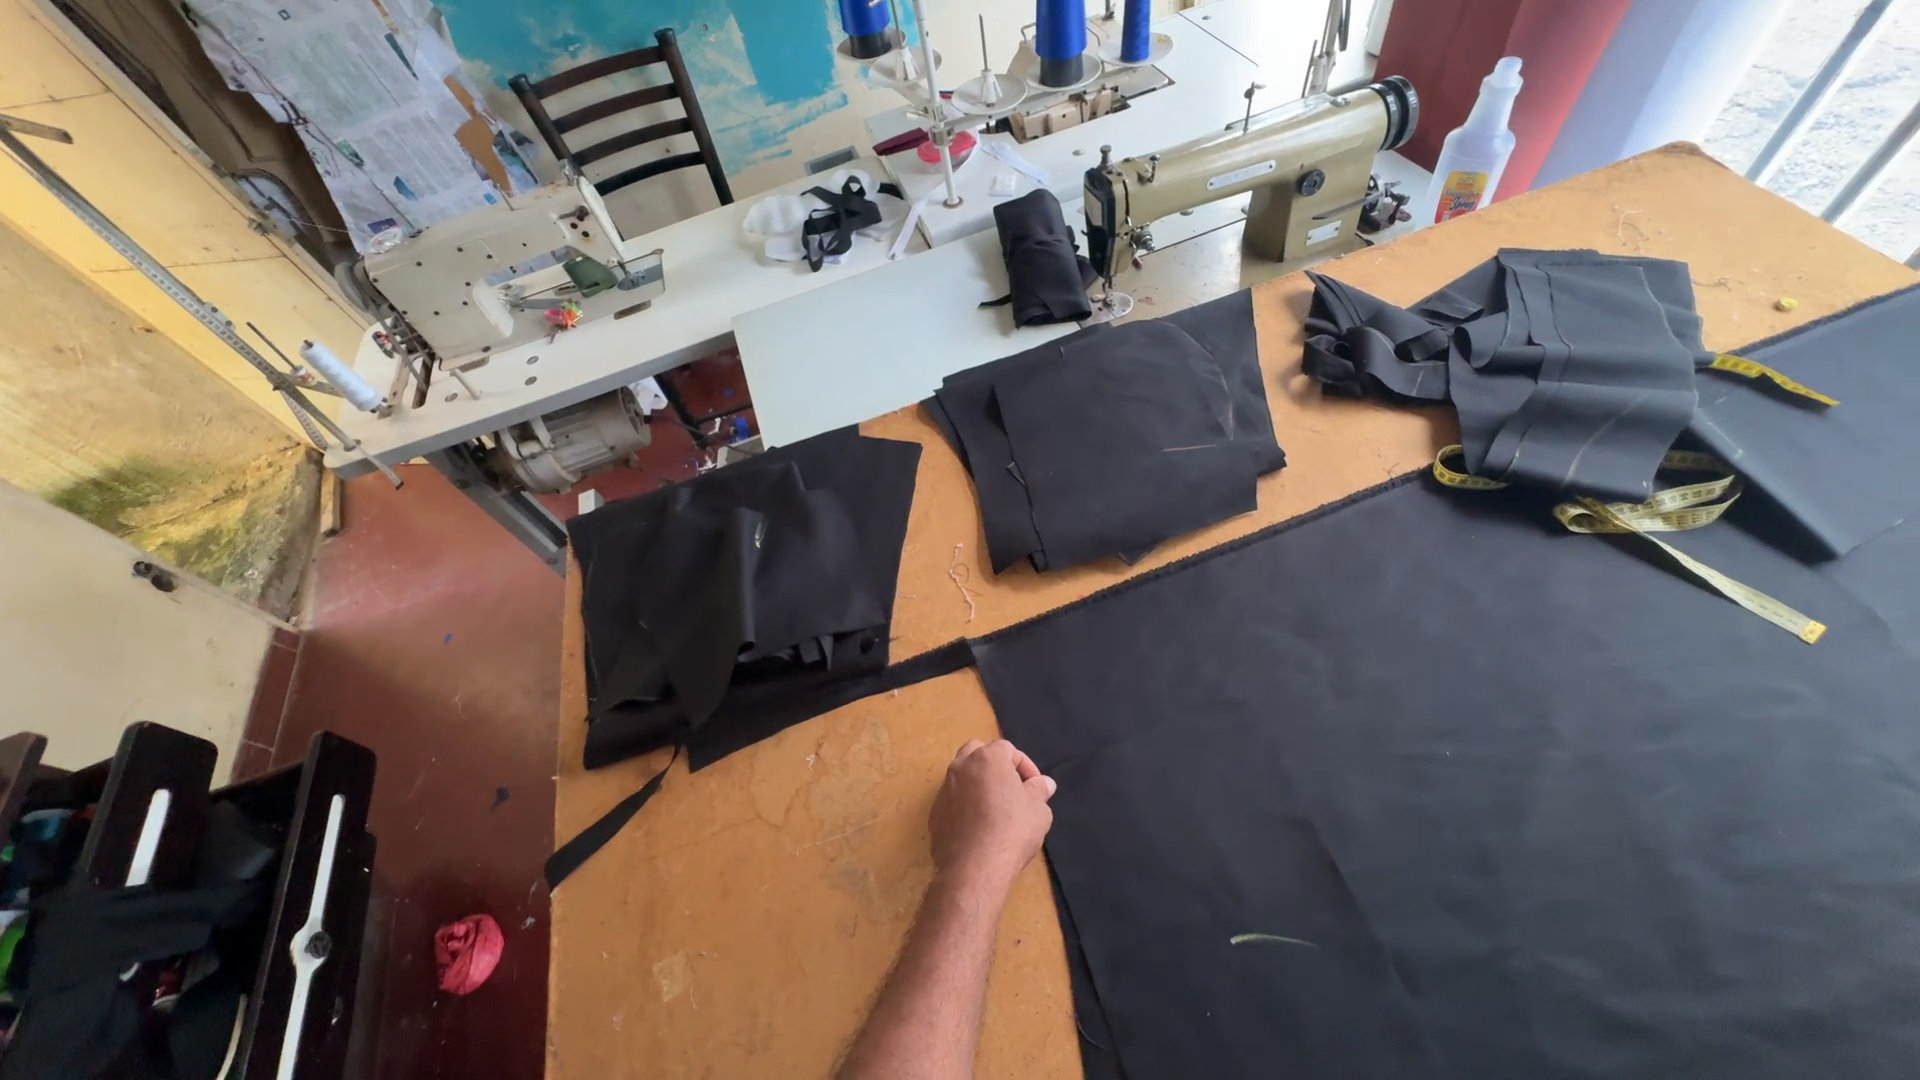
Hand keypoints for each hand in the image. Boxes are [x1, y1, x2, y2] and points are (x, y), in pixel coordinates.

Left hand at [930, 739, 1056, 894]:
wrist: (974, 867)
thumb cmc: (1012, 831)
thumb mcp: (1038, 810)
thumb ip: (1039, 791)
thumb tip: (1043, 783)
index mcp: (987, 758)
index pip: (1007, 749)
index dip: (1025, 766)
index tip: (1035, 787)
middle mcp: (961, 767)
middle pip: (977, 753)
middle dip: (994, 765)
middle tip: (1010, 788)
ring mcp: (944, 790)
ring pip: (961, 776)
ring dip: (977, 784)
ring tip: (994, 808)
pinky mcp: (934, 814)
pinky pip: (952, 801)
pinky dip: (964, 806)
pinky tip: (978, 828)